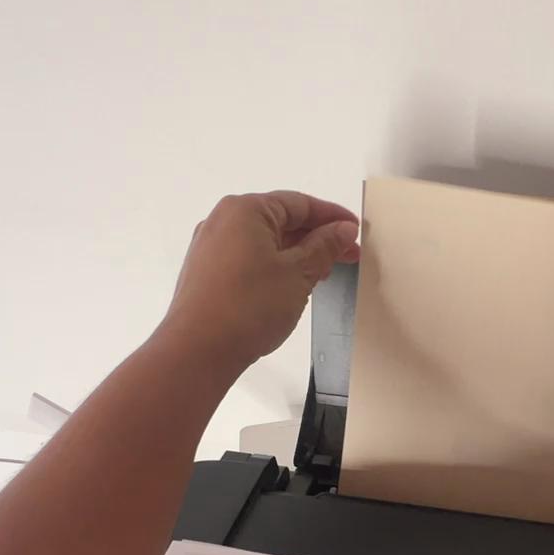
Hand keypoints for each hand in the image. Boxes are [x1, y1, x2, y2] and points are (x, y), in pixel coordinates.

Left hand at [161, 191, 360, 372]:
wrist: (199, 350)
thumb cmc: (248, 306)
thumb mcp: (299, 273)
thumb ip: (324, 247)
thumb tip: (342, 229)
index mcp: (245, 210)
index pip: (299, 203)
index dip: (332, 217)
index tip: (355, 230)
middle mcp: (223, 221)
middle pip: (281, 221)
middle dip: (317, 238)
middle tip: (348, 255)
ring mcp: (211, 247)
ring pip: (266, 242)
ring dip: (298, 254)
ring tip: (324, 274)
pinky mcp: (208, 273)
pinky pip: (250, 258)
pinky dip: (276, 266)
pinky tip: (293, 285)